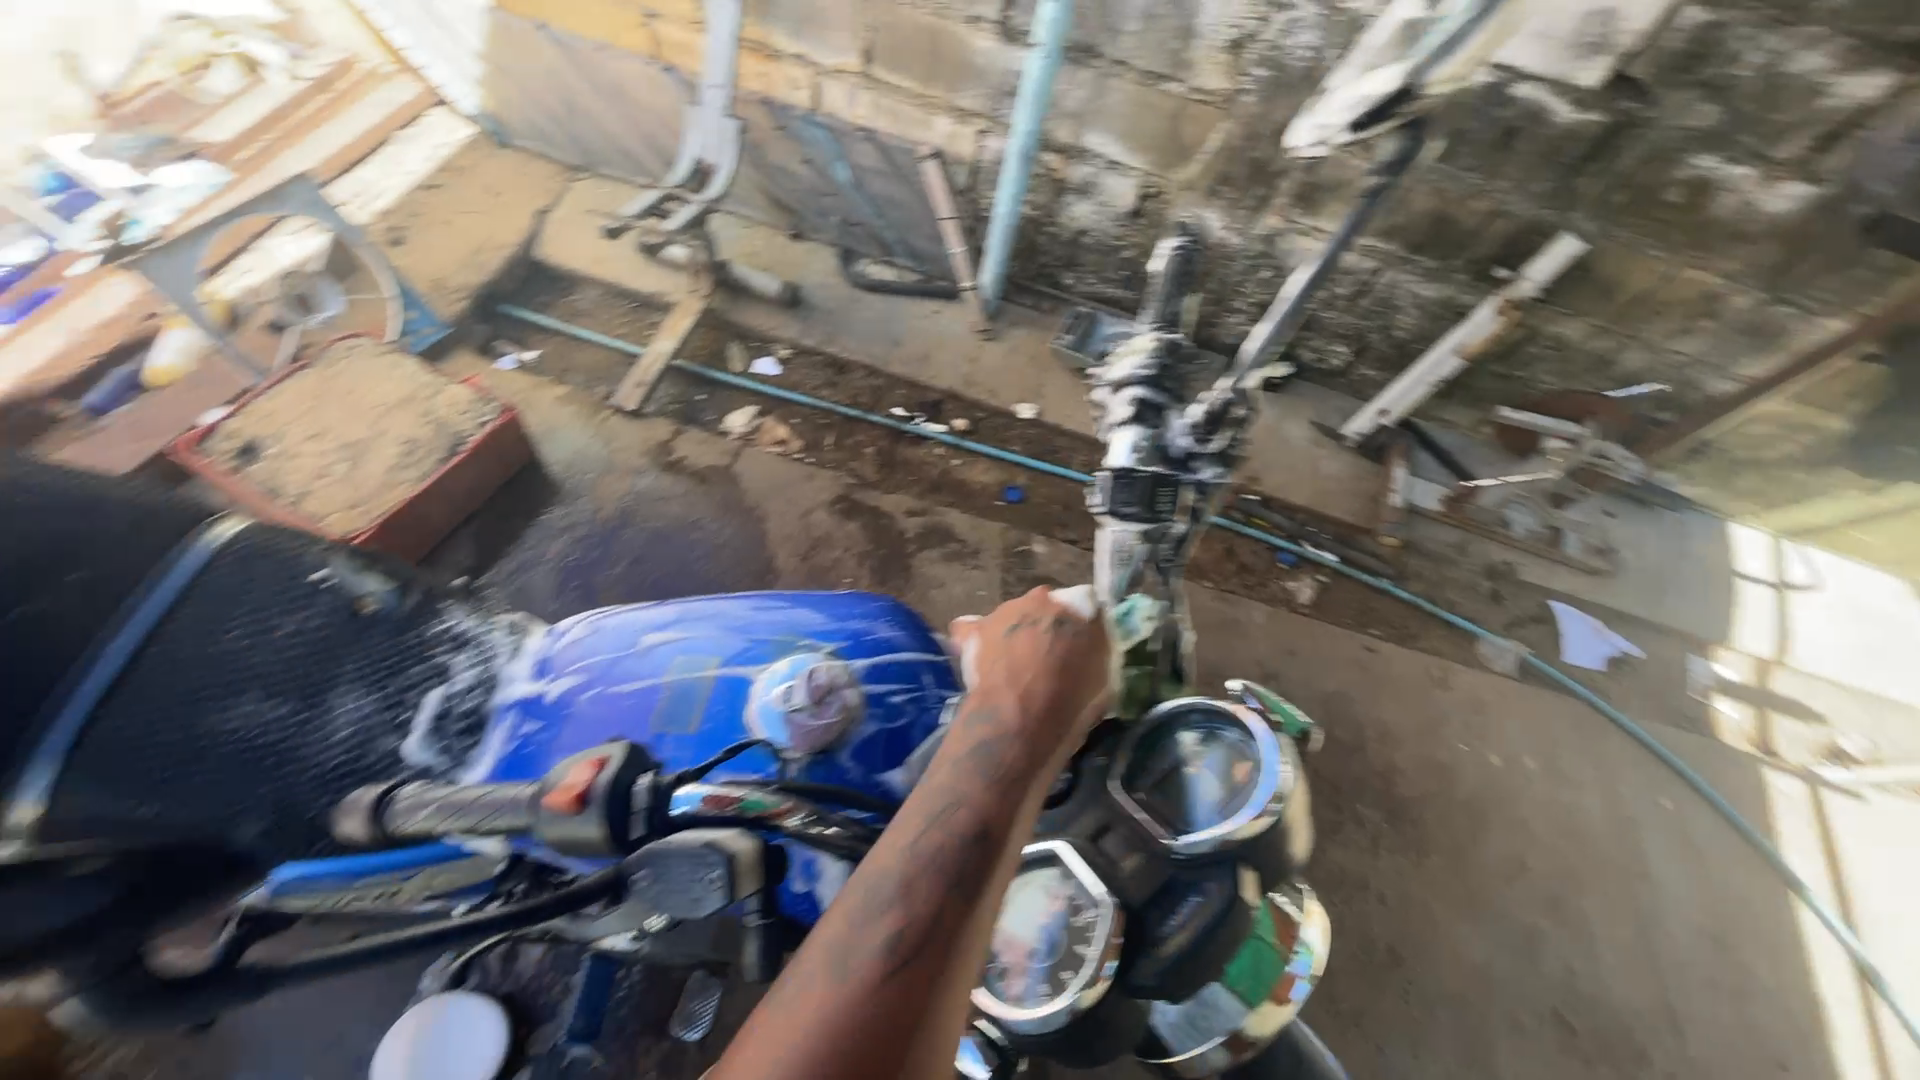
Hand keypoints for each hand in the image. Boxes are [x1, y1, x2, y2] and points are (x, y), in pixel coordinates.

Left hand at [948, 585, 1114, 770]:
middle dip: (1045, 628)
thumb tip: (1089, 649)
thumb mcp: (1104, 678)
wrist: (1023, 718)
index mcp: (1081, 605)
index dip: (1080, 629)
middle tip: (1046, 661)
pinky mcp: (975, 630)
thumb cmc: (1073, 702)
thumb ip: (1097, 652)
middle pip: (1044, 608)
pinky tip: (977, 660)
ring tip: (1011, 669)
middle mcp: (1042, 598)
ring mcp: (1005, 611)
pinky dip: (974, 640)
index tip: (1078, 650)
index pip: (1085, 606)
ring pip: (1011, 617)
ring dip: (1012, 635)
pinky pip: (971, 629)